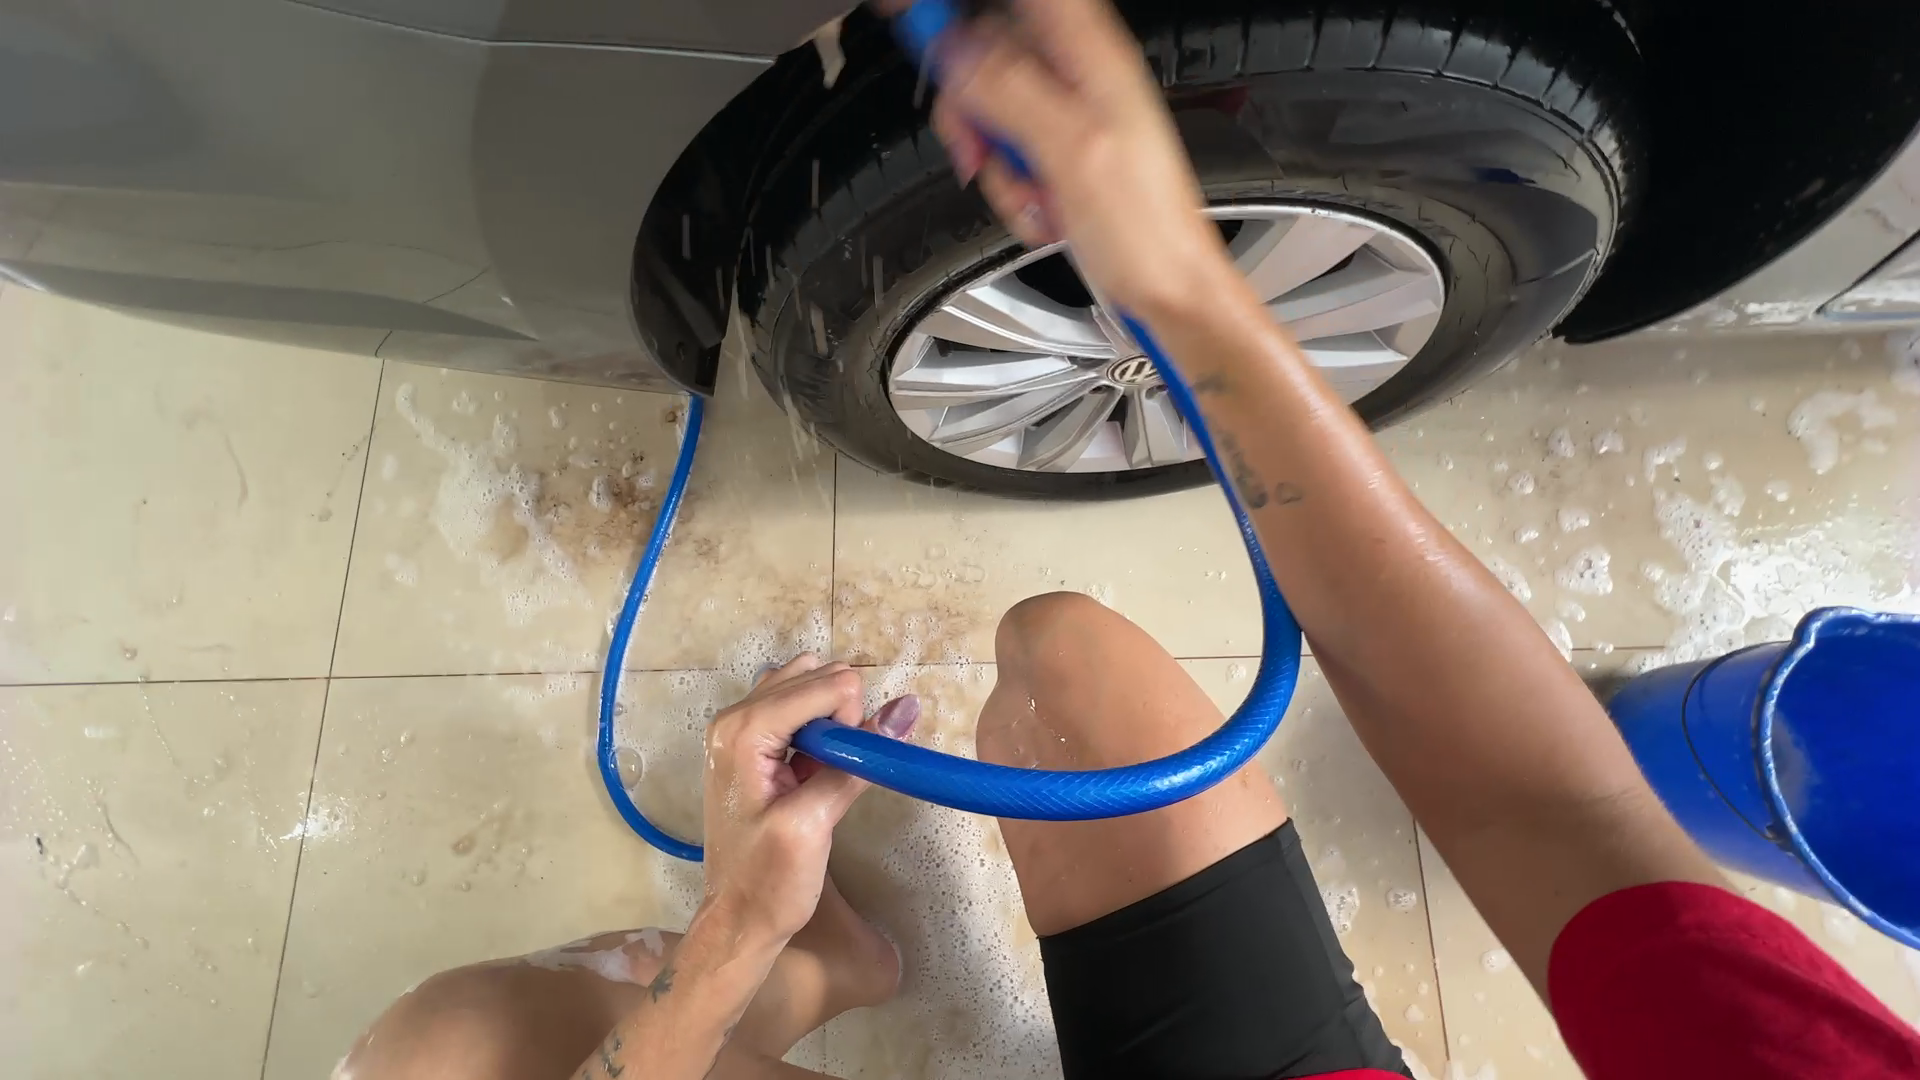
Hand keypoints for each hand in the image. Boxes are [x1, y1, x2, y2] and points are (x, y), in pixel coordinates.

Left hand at [700, 655, 918, 943]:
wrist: (738, 920)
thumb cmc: (770, 881)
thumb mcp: (815, 823)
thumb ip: (857, 760)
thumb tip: (908, 706)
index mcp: (744, 729)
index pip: (825, 684)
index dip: (850, 721)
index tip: (843, 766)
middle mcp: (736, 715)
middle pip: (817, 675)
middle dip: (840, 715)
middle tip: (833, 769)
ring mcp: (740, 724)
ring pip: (809, 684)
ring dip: (832, 718)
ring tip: (823, 768)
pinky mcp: (751, 737)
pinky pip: (800, 704)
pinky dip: (820, 726)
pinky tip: (814, 766)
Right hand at [925, 0, 1239, 320]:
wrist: (1164, 291)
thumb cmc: (1147, 235)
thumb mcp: (1075, 154)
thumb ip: (1013, 96)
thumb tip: (960, 57)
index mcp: (1093, 60)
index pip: (1022, 5)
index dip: (969, 13)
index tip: (925, 21)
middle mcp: (1081, 87)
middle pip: (994, 63)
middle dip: (974, 114)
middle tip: (977, 152)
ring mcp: (1069, 130)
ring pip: (997, 123)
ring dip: (1001, 172)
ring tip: (1034, 199)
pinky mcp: (1062, 169)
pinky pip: (1013, 167)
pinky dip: (1017, 197)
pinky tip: (1044, 213)